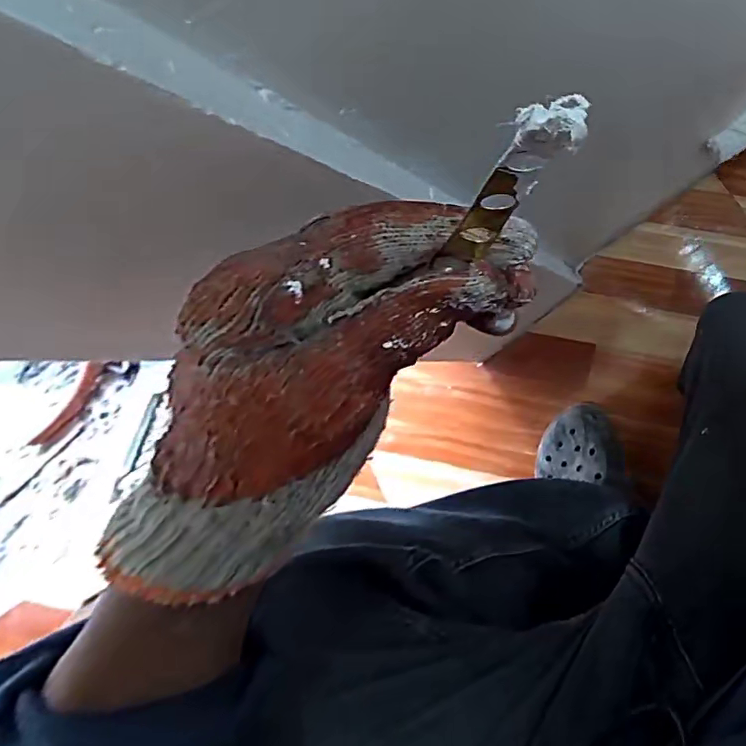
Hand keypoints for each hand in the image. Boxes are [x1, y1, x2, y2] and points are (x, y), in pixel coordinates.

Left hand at [97, 201, 535, 604]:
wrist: (226, 514)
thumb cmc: (264, 458)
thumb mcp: (338, 386)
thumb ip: (401, 323)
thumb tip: (471, 279)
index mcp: (263, 284)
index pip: (368, 235)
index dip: (443, 231)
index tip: (503, 237)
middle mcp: (280, 280)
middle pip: (388, 246)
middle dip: (461, 254)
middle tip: (519, 270)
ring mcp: (305, 305)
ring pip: (397, 272)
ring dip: (458, 279)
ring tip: (509, 296)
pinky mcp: (329, 329)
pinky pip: (392, 299)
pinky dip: (439, 302)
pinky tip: (474, 312)